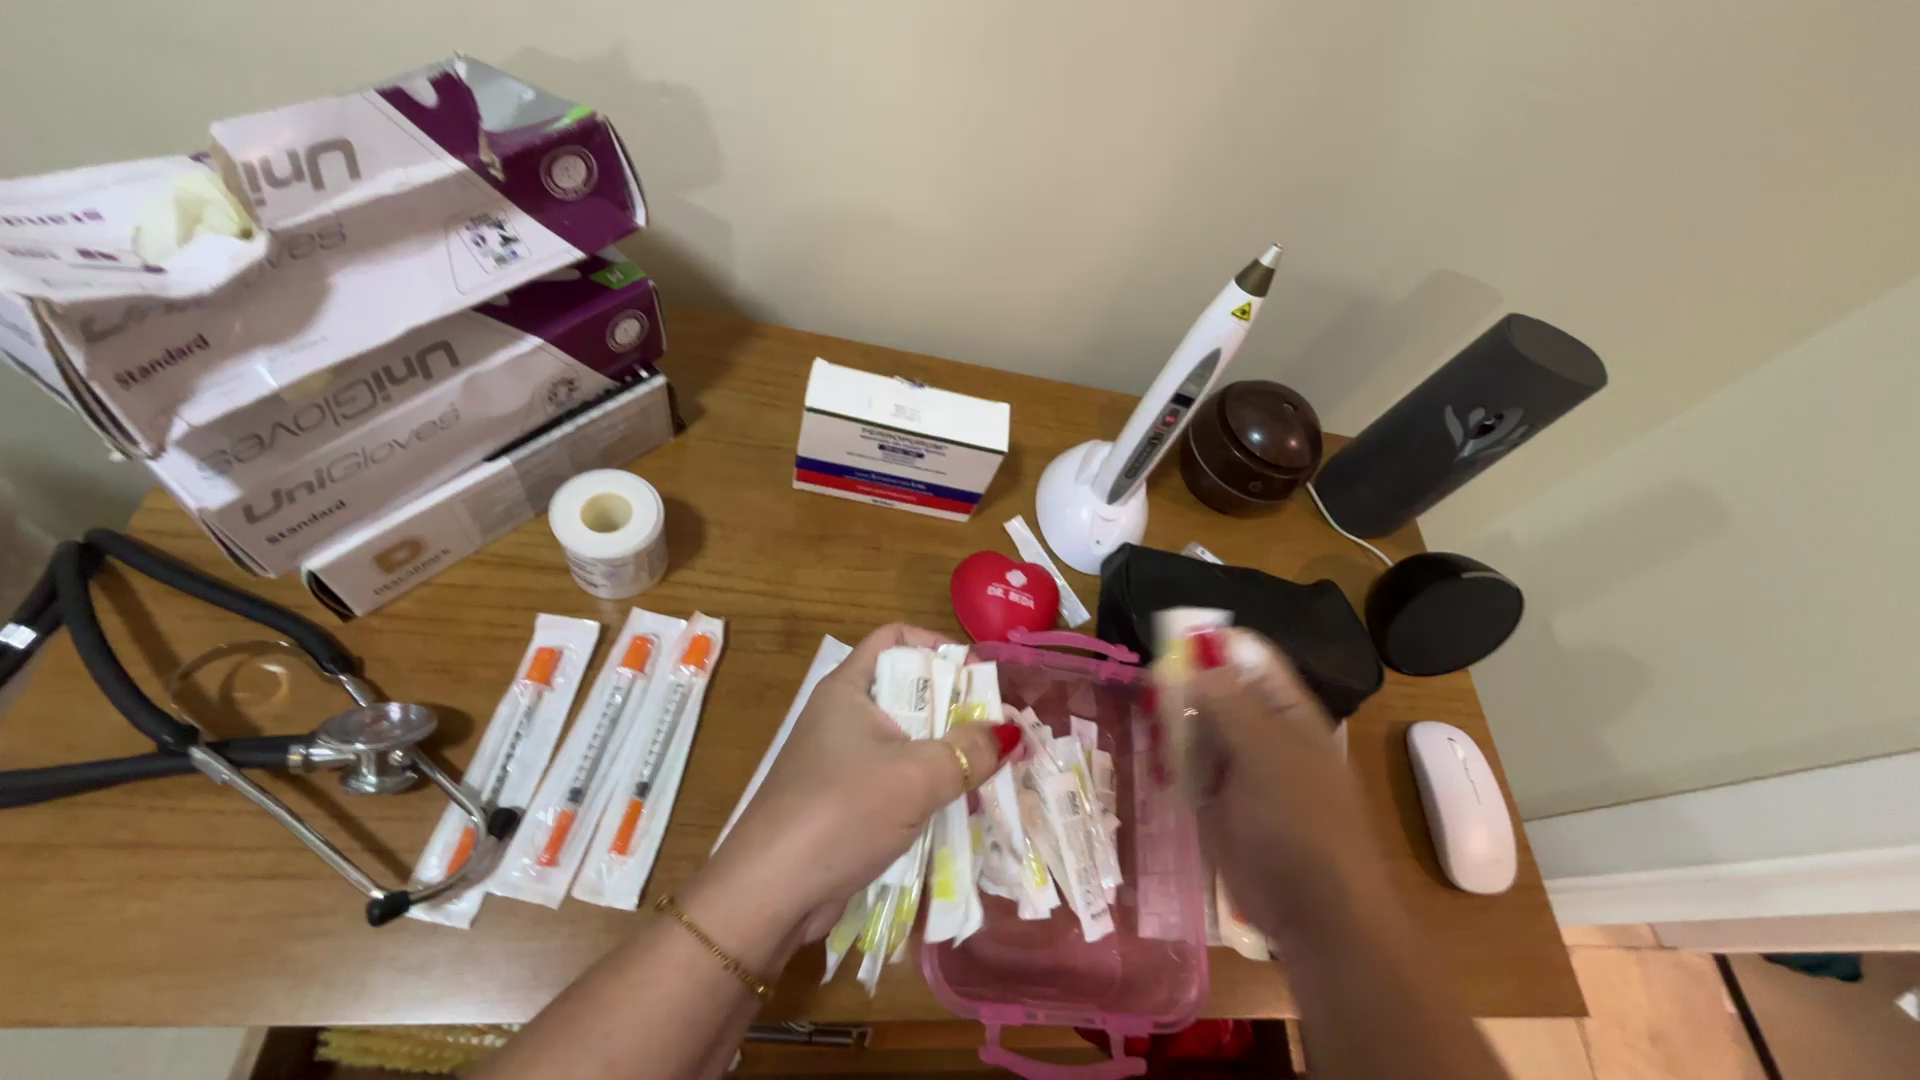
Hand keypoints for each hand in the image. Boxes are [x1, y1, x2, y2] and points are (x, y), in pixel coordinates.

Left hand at [696, 624, 1020, 952]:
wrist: (771, 892)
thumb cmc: (842, 811)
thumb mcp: (916, 776)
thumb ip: (970, 751)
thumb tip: (1012, 733)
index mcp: (848, 689)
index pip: (894, 638)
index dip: (938, 644)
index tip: (979, 673)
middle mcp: (843, 717)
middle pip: (908, 693)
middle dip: (956, 708)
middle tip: (1000, 730)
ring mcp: (842, 763)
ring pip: (907, 743)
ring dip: (948, 756)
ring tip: (993, 772)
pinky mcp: (845, 804)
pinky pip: (897, 783)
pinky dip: (928, 791)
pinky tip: (961, 810)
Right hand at [1172, 627, 1389, 941]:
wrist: (1315, 914)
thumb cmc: (1302, 826)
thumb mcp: (1267, 756)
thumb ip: (1229, 704)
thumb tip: (1194, 659)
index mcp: (1285, 710)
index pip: (1246, 656)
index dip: (1210, 643)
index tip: (1166, 642)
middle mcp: (1261, 730)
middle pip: (1214, 687)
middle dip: (1182, 683)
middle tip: (1149, 688)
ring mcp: (1238, 766)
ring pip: (1195, 725)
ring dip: (1173, 722)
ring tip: (1150, 722)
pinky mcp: (1216, 800)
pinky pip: (1187, 765)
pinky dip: (1171, 759)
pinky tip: (1157, 760)